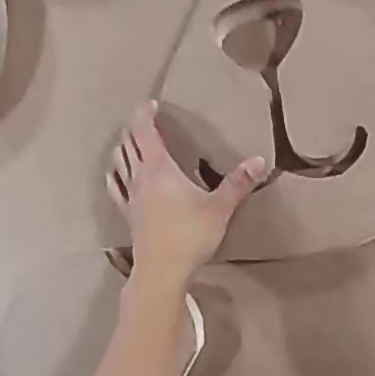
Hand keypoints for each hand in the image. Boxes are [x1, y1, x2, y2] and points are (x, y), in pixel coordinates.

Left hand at [106, 101, 265, 289]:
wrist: (162, 271)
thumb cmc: (189, 237)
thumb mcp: (219, 209)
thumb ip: (238, 184)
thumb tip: (260, 161)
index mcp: (159, 169)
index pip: (145, 130)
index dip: (146, 113)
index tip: (152, 104)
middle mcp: (139, 178)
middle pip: (128, 143)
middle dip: (135, 129)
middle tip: (146, 122)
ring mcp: (130, 198)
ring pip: (118, 162)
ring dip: (123, 149)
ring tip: (131, 144)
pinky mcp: (128, 217)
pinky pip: (115, 189)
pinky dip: (115, 175)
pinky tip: (116, 175)